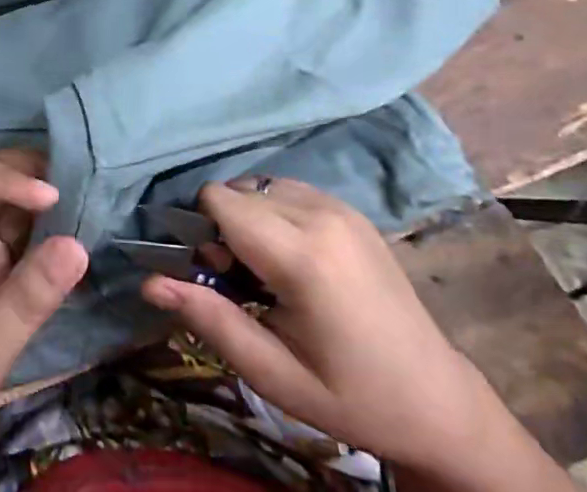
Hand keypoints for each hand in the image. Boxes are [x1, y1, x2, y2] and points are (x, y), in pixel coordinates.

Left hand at [0, 150, 88, 489]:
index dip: (6, 176)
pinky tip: (85, 232)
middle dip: (36, 178)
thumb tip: (79, 245)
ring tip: (94, 206)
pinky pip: (29, 236)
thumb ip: (25, 300)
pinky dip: (57, 231)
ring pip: (16, 203)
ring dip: (52, 202)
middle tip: (85, 191)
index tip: (51, 199)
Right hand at [140, 179, 571, 491]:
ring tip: (266, 272)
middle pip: (237, 191)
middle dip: (222, 228)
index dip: (202, 233)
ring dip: (248, 219)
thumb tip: (149, 283)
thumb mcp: (272, 373)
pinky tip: (291, 259)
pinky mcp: (352, 211)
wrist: (437, 399)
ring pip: (261, 186)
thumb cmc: (349, 396)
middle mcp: (322, 215)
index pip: (220, 200)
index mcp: (303, 255)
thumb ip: (209, 319)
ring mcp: (342, 208)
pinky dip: (273, 214)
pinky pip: (289, 191)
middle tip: (240, 282)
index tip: (216, 277)